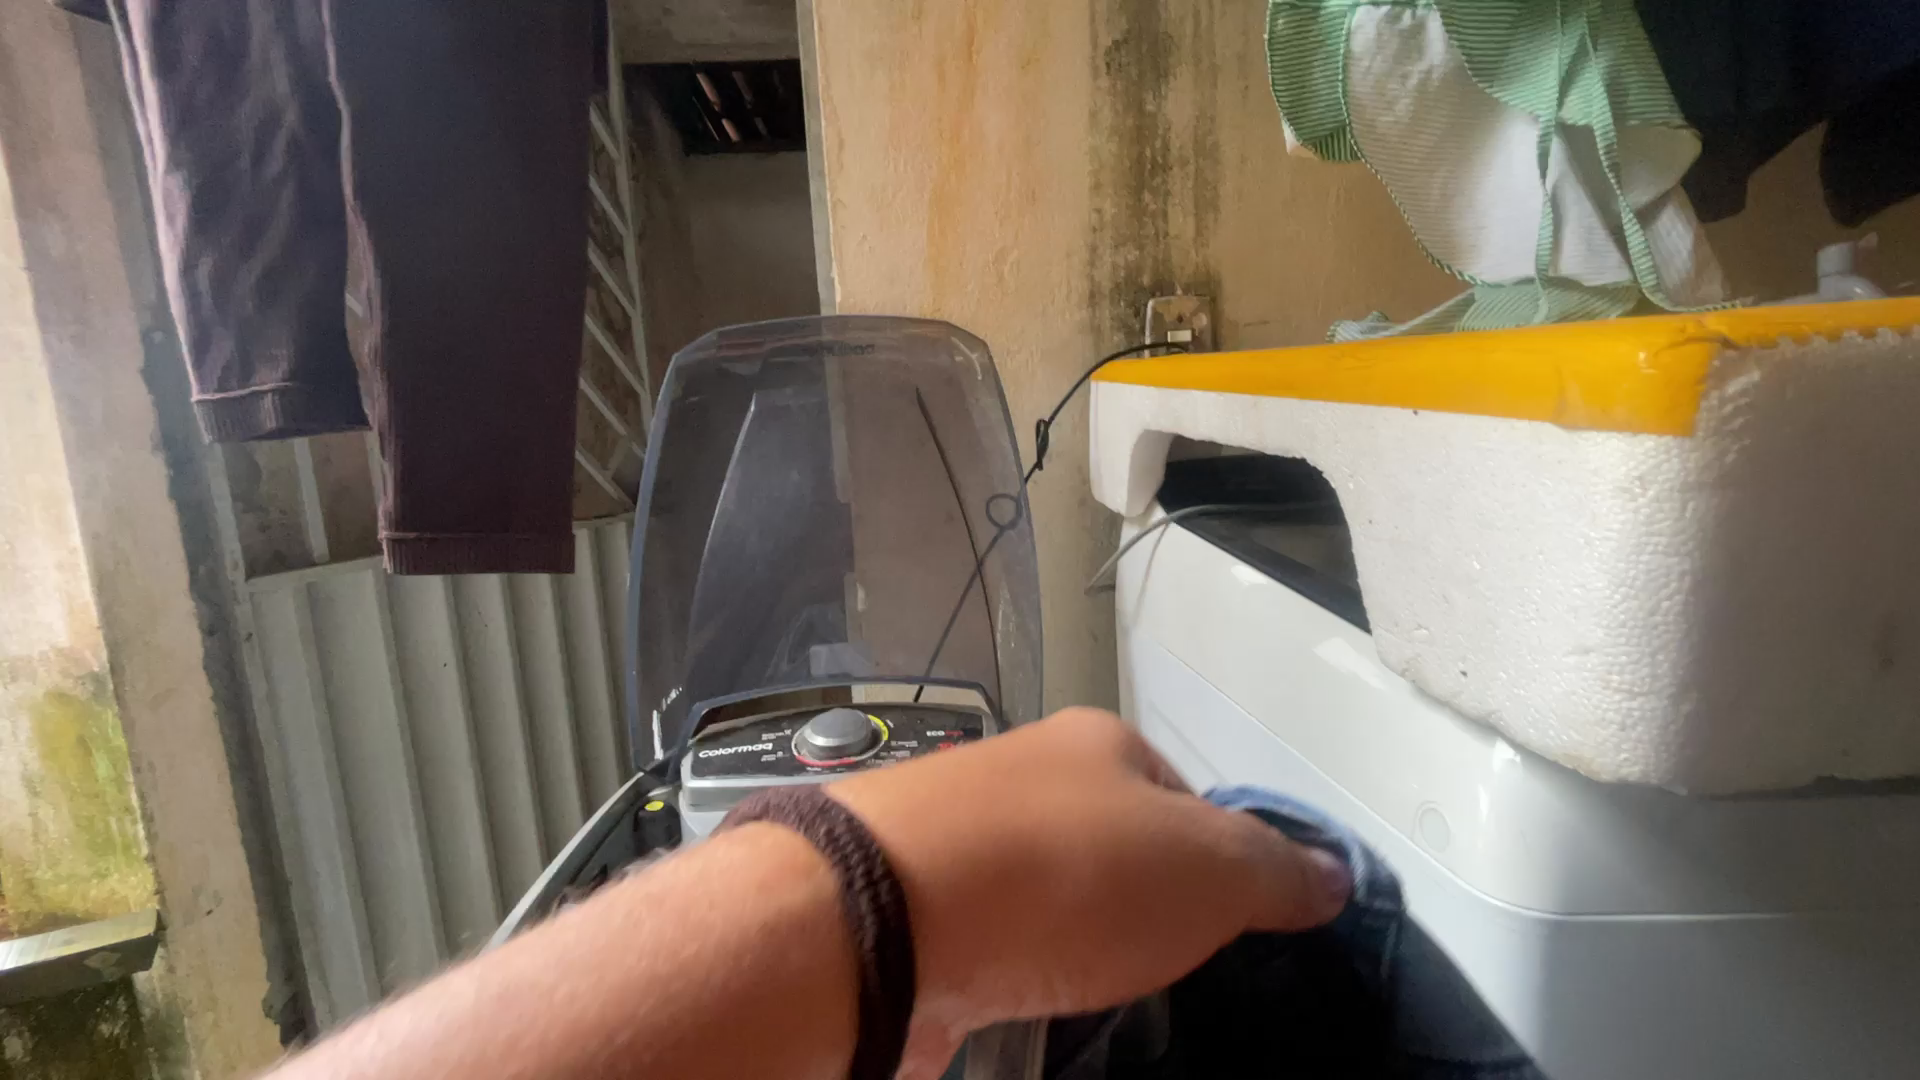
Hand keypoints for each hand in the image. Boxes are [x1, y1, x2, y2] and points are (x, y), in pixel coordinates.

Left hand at [829, 707, 1351, 1076]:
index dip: (1209, 859)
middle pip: (1105, 837)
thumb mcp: (1206, 869)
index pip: (1178, 792)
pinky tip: (1016, 990)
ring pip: (1041, 881)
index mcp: (1096, 742)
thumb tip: (1331, 874)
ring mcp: (963, 824)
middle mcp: (1025, 769)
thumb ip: (1274, 870)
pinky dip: (1007, 958)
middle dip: (1132, 899)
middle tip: (1148, 958)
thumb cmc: (1067, 872)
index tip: (1214, 920)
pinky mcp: (916, 887)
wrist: (893, 908)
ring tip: (1082, 982)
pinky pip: (985, 923)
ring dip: (1065, 933)